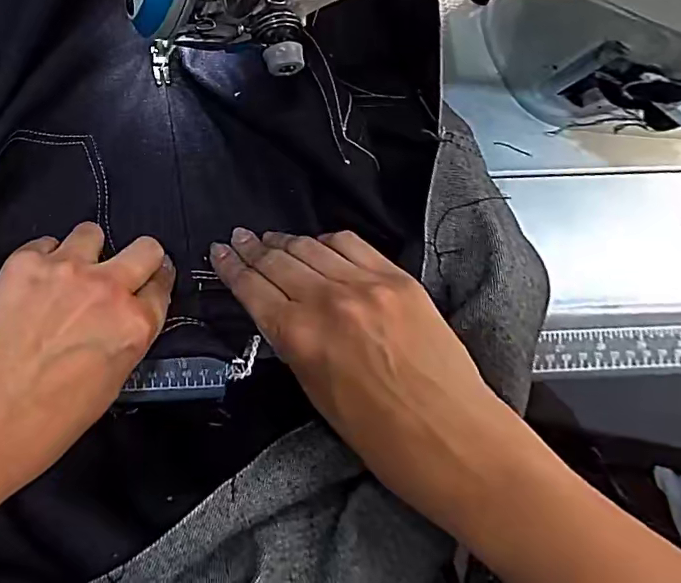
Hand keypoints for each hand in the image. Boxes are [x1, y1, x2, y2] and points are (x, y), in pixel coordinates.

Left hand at [0, 221, 174, 486]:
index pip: (162, 286)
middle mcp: (108, 289)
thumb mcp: (106, 389)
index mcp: (134, 326)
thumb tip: (116, 324)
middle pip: (146, 248)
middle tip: (116, 275)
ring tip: (65, 276)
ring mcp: (66, 269)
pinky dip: (42, 260)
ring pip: (92, 232)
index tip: (145, 286)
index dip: (154, 286)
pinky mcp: (25, 261)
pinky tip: (29, 286)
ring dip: (85, 252)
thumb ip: (121, 343)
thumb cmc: (41, 427)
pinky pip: (45, 243)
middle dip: (136, 259)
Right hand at [209, 228, 509, 528]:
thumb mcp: (319, 397)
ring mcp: (366, 285)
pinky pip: (351, 244)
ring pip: (310, 246)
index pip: (253, 288)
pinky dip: (326, 240)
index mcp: (302, 338)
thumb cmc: (387, 440)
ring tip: (270, 238)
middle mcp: (329, 302)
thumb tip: (280, 313)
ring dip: (284, 241)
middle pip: (277, 260)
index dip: (231, 267)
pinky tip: (318, 243)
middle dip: (252, 248)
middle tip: (238, 238)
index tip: (219, 252)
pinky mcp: (397, 278)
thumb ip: (294, 346)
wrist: (460, 443)